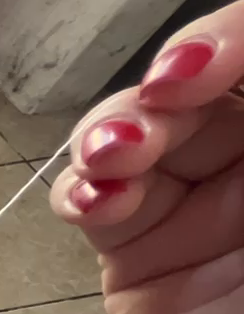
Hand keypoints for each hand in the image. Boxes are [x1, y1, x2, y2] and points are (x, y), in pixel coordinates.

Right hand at [50, 0, 243, 313]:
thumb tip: (230, 70)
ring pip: (142, 135)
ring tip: (113, 154)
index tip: (215, 60)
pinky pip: (100, 205)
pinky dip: (84, 193)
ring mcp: (206, 204)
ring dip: (116, 131)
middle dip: (181, 73)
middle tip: (169, 89)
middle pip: (211, 83)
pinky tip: (93, 202)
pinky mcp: (141, 252)